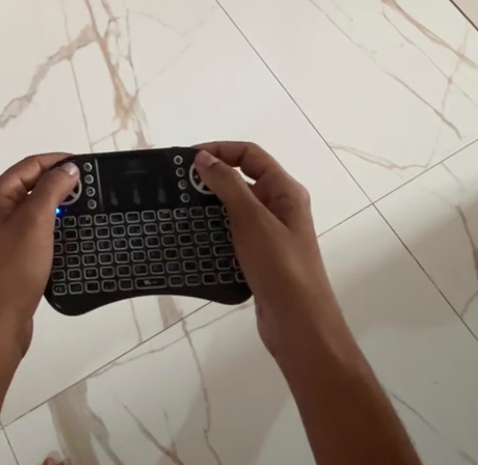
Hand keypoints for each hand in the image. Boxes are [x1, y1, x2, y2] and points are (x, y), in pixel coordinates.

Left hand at [0, 153, 80, 354]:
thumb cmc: (14, 267)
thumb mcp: (35, 221)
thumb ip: (52, 189)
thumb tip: (69, 166)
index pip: (31, 164)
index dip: (58, 160)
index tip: (88, 165)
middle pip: (33, 182)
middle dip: (61, 181)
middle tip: (93, 186)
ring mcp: (5, 230)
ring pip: (37, 205)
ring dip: (60, 203)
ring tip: (89, 205)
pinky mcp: (15, 251)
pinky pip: (38, 226)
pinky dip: (56, 224)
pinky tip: (74, 230)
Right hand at [193, 143, 334, 358]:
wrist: (300, 327)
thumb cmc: (280, 267)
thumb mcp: (252, 220)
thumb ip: (227, 184)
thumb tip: (203, 157)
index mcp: (285, 191)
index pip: (250, 154)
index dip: (220, 150)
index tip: (188, 160)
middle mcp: (280, 207)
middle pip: (242, 178)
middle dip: (211, 178)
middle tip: (177, 185)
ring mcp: (270, 233)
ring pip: (235, 207)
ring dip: (209, 205)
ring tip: (180, 209)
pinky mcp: (260, 256)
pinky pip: (232, 232)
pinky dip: (214, 230)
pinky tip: (193, 237)